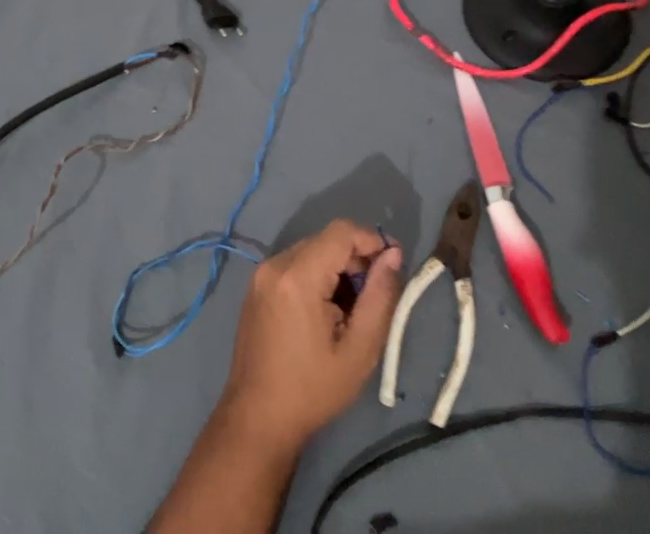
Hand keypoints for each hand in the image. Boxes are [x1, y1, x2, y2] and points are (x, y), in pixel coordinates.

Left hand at [217, 220, 403, 450]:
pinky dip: (317, 276)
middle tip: (374, 297)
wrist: (258, 417)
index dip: (372, 240)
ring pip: (311, 251)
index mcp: (297, 277)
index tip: (393, 266)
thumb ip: (380, 296)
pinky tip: (326, 312)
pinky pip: (295, 265)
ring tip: (351, 311)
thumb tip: (392, 255)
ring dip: (337, 269)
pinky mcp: (256, 287)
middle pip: (326, 240)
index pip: (341, 232)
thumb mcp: (360, 348)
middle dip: (356, 259)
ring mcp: (261, 275)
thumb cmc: (313, 388)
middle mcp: (274, 265)